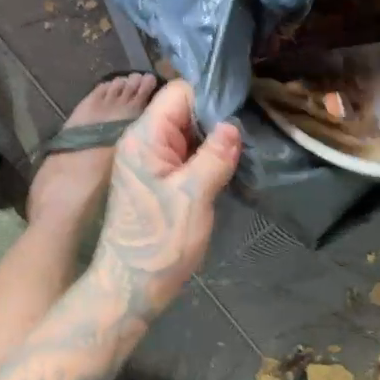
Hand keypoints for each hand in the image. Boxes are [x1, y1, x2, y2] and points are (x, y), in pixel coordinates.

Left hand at [94, 80, 240, 318]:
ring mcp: (146, 161)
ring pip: (184, 132)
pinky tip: (225, 166)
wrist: (130, 287)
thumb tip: (233, 124)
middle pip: (182, 109)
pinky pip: (181, 153)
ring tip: (242, 148)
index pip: (178, 92)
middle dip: (215, 117)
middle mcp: (141, 141)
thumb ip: (215, 155)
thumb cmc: (160, 241)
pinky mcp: (153, 179)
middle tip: (249, 130)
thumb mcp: (195, 196)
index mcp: (145, 137)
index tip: (242, 109)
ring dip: (211, 139)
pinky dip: (202, 156)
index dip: (211, 96)